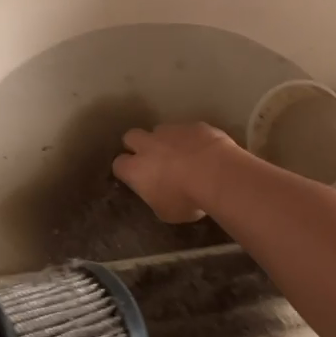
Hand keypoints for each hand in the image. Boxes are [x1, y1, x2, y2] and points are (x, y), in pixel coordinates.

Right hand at [112, 123, 240, 222]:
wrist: (217, 174)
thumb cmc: (187, 199)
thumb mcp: (166, 211)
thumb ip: (156, 197)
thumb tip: (159, 192)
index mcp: (137, 169)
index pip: (118, 164)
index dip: (125, 170)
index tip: (134, 177)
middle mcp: (149, 144)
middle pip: (131, 136)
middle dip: (137, 145)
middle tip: (151, 159)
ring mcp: (172, 131)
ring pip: (160, 130)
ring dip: (165, 140)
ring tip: (181, 154)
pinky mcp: (194, 125)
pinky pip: (187, 129)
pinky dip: (191, 138)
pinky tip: (204, 150)